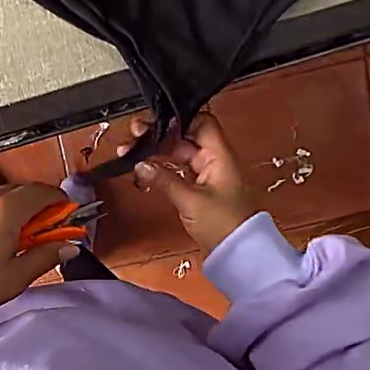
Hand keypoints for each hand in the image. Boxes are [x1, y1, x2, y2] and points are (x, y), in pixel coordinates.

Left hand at [0, 183, 76, 315]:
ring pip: (4, 195)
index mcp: (5, 211)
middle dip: (42, 206)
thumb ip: (47, 256)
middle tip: (51, 230)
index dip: (62, 203)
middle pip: (25, 190)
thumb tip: (67, 247)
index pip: (44, 193)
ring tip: (23, 237)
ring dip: (20, 209)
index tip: (69, 217)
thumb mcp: (16, 276)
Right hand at [127, 111, 256, 255]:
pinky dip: (162, 167)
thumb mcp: (190, 200)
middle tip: (134, 134)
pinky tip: (144, 169)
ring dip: (156, 150)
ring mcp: (206, 173)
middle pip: (184, 135)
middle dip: (158, 133)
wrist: (238, 252)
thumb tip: (141, 165)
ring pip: (178, 151)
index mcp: (219, 154)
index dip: (177, 117)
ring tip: (131, 150)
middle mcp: (213, 159)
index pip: (200, 121)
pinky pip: (178, 168)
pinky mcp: (199, 187)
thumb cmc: (224, 224)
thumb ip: (164, 179)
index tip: (153, 120)